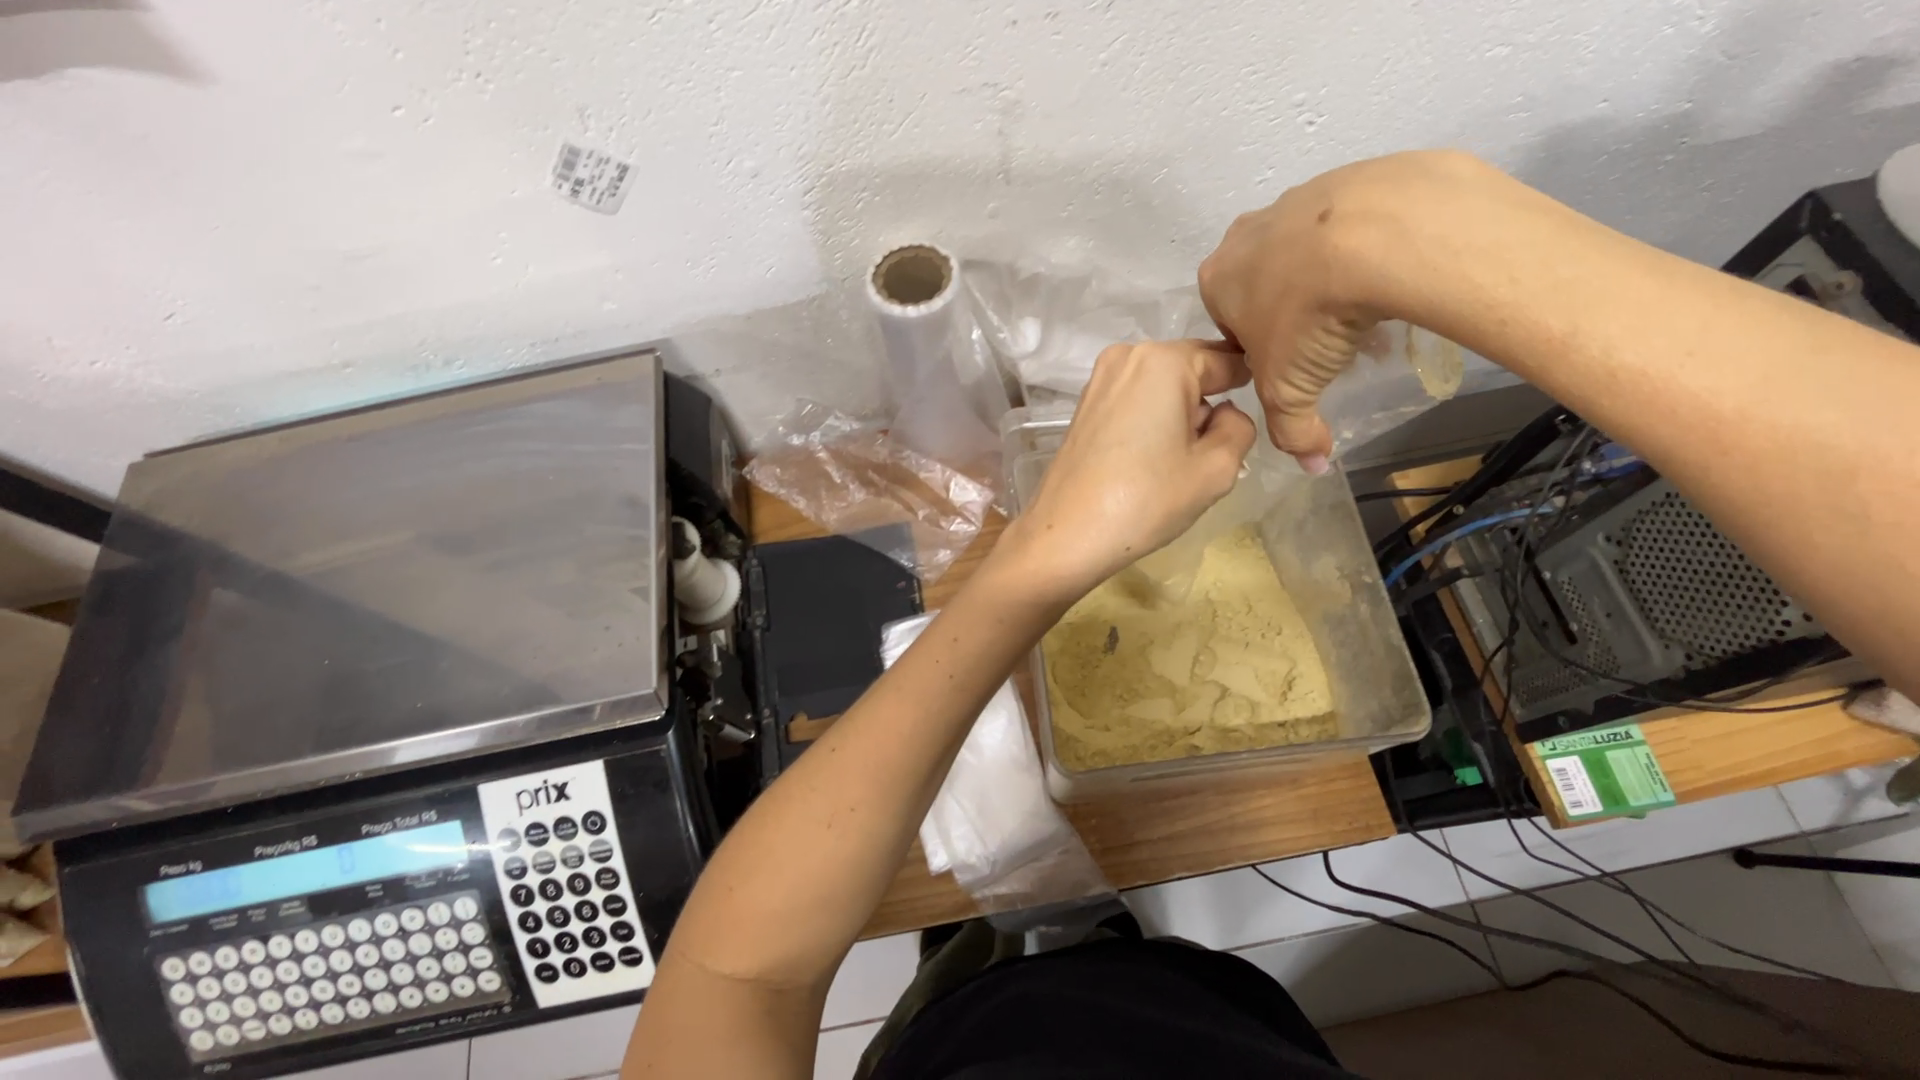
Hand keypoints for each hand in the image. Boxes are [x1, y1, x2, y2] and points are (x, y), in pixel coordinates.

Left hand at [1005, 339, 1255, 599]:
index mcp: (1164, 360)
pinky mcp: (1084, 405)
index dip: (1247, 389)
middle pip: (1192, 372)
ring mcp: (1100, 379)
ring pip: (1163, 389)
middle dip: (1208, 405)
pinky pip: (1136, 403)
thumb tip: (1226, 412)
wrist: (1065, 536)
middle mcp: (1128, 356)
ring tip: (1174, 465)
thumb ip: (1239, 428)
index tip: (1252, 421)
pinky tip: (1147, 463)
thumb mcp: (1216, 468)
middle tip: (1207, 455)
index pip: (1227, 361)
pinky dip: (1151, 424)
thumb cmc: (1145, 500)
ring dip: (1179, 417)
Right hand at [1198, 149, 1506, 466]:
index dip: (1260, 351)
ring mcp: (1294, 201)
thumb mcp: (1289, 390)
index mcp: (1217, 281)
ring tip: (1365, 310)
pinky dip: (1363, 249)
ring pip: (1306, 254)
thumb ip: (1292, 432)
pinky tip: (1387, 272)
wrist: (1375, 235)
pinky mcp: (1346, 179)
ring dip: (1328, 282)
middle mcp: (1245, 236)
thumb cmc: (1307, 317)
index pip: (1228, 324)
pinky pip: (1349, 224)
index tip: (1292, 364)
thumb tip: (1312, 467)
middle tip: (1328, 341)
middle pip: (1264, 286)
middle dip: (1293, 314)